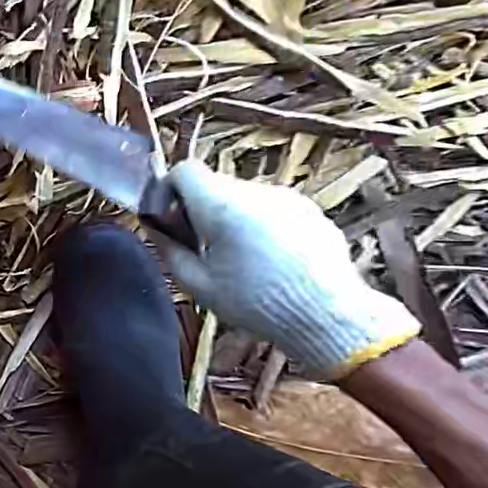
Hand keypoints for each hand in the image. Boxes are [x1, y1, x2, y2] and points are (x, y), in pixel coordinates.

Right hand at [156, 161, 420, 377]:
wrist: (330, 318)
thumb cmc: (255, 303)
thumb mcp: (197, 283)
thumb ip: (169, 248)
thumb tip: (157, 228)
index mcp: (221, 205)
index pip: (184, 170)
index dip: (169, 190)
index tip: (170, 220)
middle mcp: (255, 191)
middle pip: (213, 185)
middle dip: (199, 209)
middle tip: (199, 246)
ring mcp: (287, 198)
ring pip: (241, 196)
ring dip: (229, 217)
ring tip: (237, 257)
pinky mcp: (309, 210)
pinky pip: (269, 208)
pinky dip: (258, 224)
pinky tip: (267, 259)